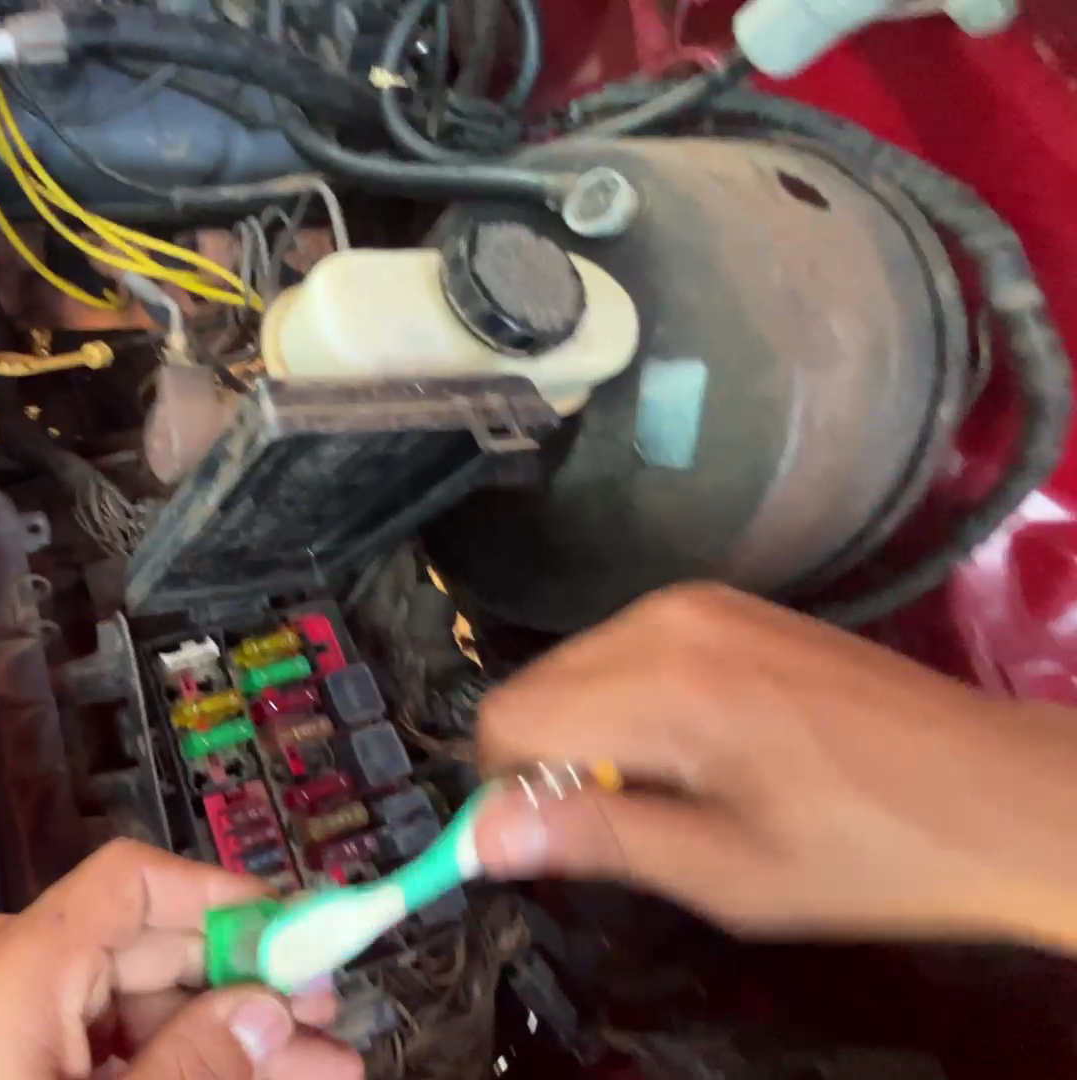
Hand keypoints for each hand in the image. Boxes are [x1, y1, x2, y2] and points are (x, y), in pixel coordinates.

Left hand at [0, 840, 362, 1079]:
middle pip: (151, 947)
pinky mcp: (17, 1060)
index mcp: (23, 960)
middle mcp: (16, 968)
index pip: (137, 882)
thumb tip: (266, 1009)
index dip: (223, 897)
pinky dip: (178, 1063)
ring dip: (227, 1034)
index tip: (299, 932)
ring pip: (142, 1004)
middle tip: (328, 1016)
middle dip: (245, 983)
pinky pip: (112, 1045)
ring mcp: (14, 1017)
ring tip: (320, 1067)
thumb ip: (193, 1067)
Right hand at [469, 584, 1076, 949]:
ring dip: (577, 725)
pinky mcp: (702, 600)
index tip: (556, 829)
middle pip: (527, 689)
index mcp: (664, 690)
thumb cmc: (873, 855)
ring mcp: (682, 602)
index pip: (508, 719)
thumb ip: (592, 841)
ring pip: (561, 668)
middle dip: (543, 755)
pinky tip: (681, 731)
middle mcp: (657, 624)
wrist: (1019, 794)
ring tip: (659, 773)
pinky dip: (611, 695)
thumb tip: (477, 836)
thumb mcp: (727, 876)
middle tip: (617, 811)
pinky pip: (605, 649)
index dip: (507, 781)